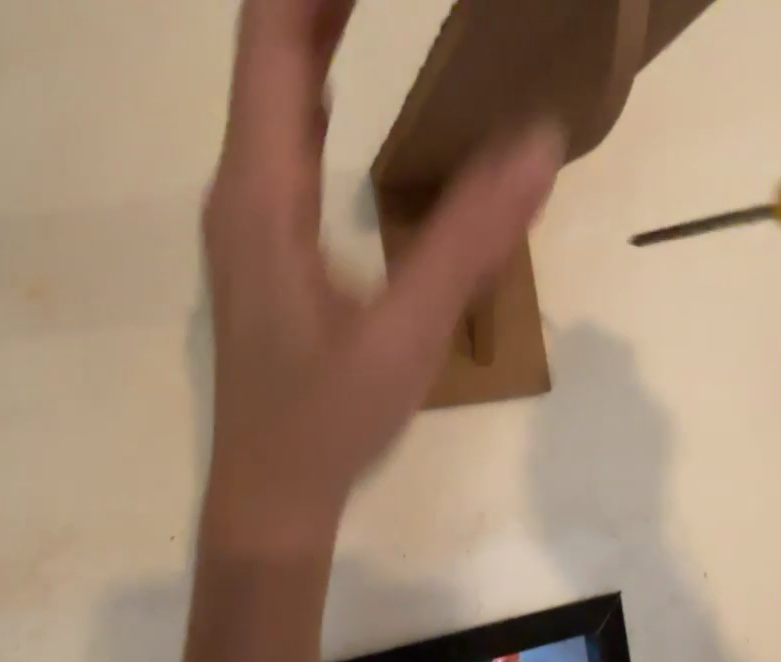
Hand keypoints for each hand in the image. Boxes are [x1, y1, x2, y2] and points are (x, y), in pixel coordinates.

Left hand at [200, 0, 561, 551]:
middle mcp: (242, 191)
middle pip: (267, 55)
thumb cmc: (328, 420)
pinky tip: (342, 98)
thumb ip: (470, 240)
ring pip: (272, 101)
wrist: (272, 492)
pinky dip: (314, 99)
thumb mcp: (407, 333)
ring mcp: (249, 222)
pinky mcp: (266, 252)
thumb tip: (539, 142)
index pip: (272, 40)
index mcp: (262, 193)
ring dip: (315, 38)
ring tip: (366, 2)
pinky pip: (283, 148)